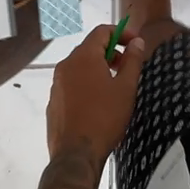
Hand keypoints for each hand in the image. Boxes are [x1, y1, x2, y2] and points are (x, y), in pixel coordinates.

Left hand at [46, 24, 145, 161]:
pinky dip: (85, 84)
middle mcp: (66, 66)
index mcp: (83, 57)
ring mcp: (56, 85)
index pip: (102, 31)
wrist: (75, 157)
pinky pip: (71, 84)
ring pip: (79, 67)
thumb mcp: (126, 88)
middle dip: (110, 52)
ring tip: (113, 87)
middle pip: (90, 48)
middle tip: (126, 67)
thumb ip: (132, 60)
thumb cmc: (104, 118)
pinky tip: (96, 104)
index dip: (121, 33)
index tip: (134, 43)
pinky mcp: (53, 103)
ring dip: (97, 69)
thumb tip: (137, 41)